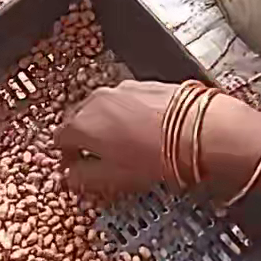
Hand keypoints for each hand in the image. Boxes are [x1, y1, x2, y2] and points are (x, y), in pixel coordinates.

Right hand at [54, 81, 260, 196]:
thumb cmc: (156, 156)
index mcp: (82, 124)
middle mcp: (96, 100)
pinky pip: (126, 100)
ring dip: (107, 123)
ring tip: (127, 143)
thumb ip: (84, 176)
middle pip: (80, 119)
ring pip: (104, 107)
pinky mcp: (144, 83)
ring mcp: (121, 89)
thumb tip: (70, 177)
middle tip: (100, 156)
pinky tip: (145, 129)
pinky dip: (128, 113)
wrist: (199, 130)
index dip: (66, 154)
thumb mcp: (114, 177)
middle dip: (85, 137)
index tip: (76, 165)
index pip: (60, 138)